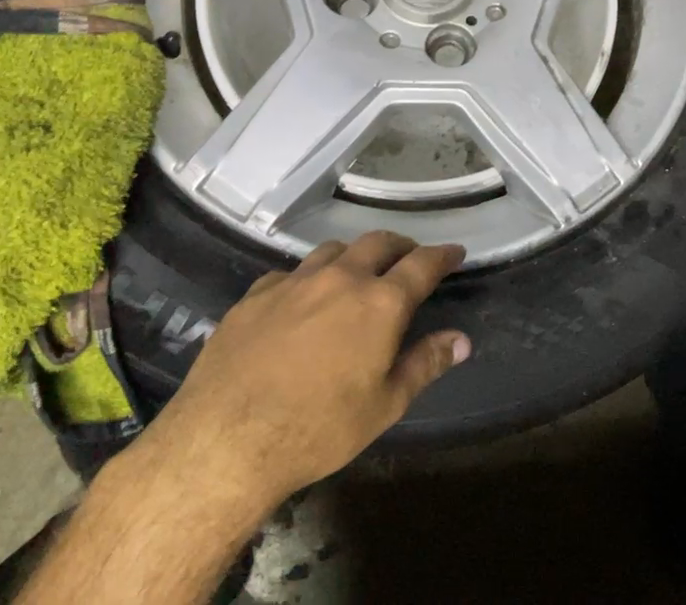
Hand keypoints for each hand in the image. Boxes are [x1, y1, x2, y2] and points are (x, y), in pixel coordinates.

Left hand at [124, 231, 469, 511]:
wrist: (224, 441)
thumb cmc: (318, 429)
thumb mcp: (385, 405)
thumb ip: (425, 364)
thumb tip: (461, 340)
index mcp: (380, 303)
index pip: (423, 264)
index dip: (443, 256)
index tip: (455, 253)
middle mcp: (339, 279)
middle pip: (378, 243)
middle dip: (400, 246)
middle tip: (409, 259)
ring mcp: (292, 284)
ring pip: (332, 250)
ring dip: (354, 256)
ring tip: (357, 273)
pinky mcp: (254, 297)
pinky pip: (289, 274)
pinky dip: (308, 278)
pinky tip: (302, 300)